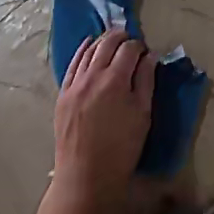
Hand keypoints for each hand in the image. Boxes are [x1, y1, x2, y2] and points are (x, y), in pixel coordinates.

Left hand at [53, 29, 155, 212]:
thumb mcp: (142, 115)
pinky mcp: (63, 93)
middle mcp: (92, 75)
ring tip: (112, 40)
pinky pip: (73, 64)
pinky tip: (88, 45)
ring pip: (89, 50)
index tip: (145, 52)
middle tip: (130, 39)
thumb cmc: (122, 149)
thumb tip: (150, 56)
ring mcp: (75, 83)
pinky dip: (82, 50)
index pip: (129, 49)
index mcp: (115, 80)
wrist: (86, 176)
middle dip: (120, 36)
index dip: (139, 46)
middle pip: (107, 43)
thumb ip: (146, 81)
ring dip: (102, 41)